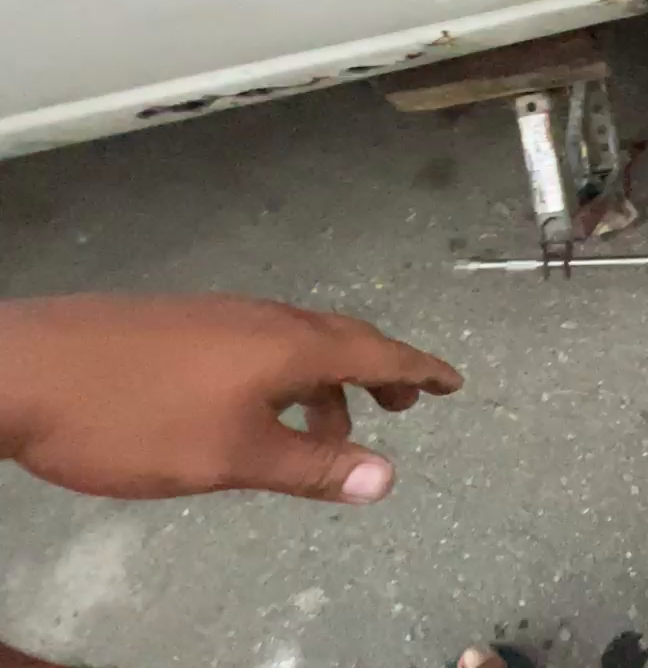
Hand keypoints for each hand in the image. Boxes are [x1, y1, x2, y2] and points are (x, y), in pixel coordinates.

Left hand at [0, 293, 461, 503]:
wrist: (18, 368)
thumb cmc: (138, 416)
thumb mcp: (229, 457)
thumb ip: (311, 466)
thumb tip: (387, 480)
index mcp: (302, 346)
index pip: (385, 354)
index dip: (423, 370)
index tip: (454, 383)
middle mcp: (280, 321)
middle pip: (352, 342)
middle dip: (383, 374)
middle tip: (400, 405)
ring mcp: (234, 316)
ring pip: (307, 345)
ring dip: (333, 380)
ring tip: (326, 422)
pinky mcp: (193, 322)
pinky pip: (270, 343)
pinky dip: (291, 372)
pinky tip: (256, 402)